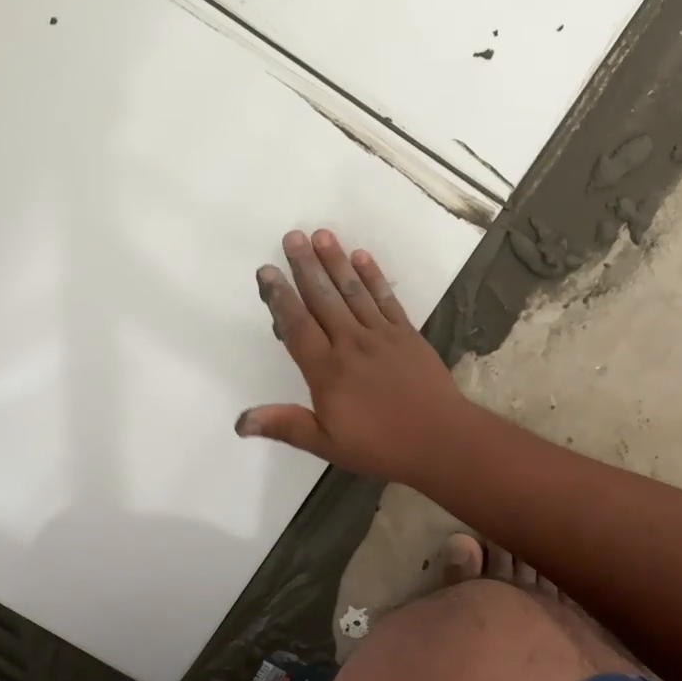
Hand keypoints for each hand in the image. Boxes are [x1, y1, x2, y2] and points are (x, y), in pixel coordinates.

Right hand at [235, 229, 477, 483]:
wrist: (440, 438)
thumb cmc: (381, 445)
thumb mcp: (327, 444)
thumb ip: (285, 425)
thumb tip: (241, 421)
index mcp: (327, 371)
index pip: (297, 326)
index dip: (280, 298)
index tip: (267, 272)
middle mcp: (351, 344)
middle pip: (323, 299)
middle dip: (305, 266)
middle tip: (292, 236)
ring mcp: (381, 335)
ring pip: (352, 291)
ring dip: (336, 262)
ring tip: (321, 235)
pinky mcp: (407, 333)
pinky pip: (385, 299)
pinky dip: (373, 276)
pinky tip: (361, 257)